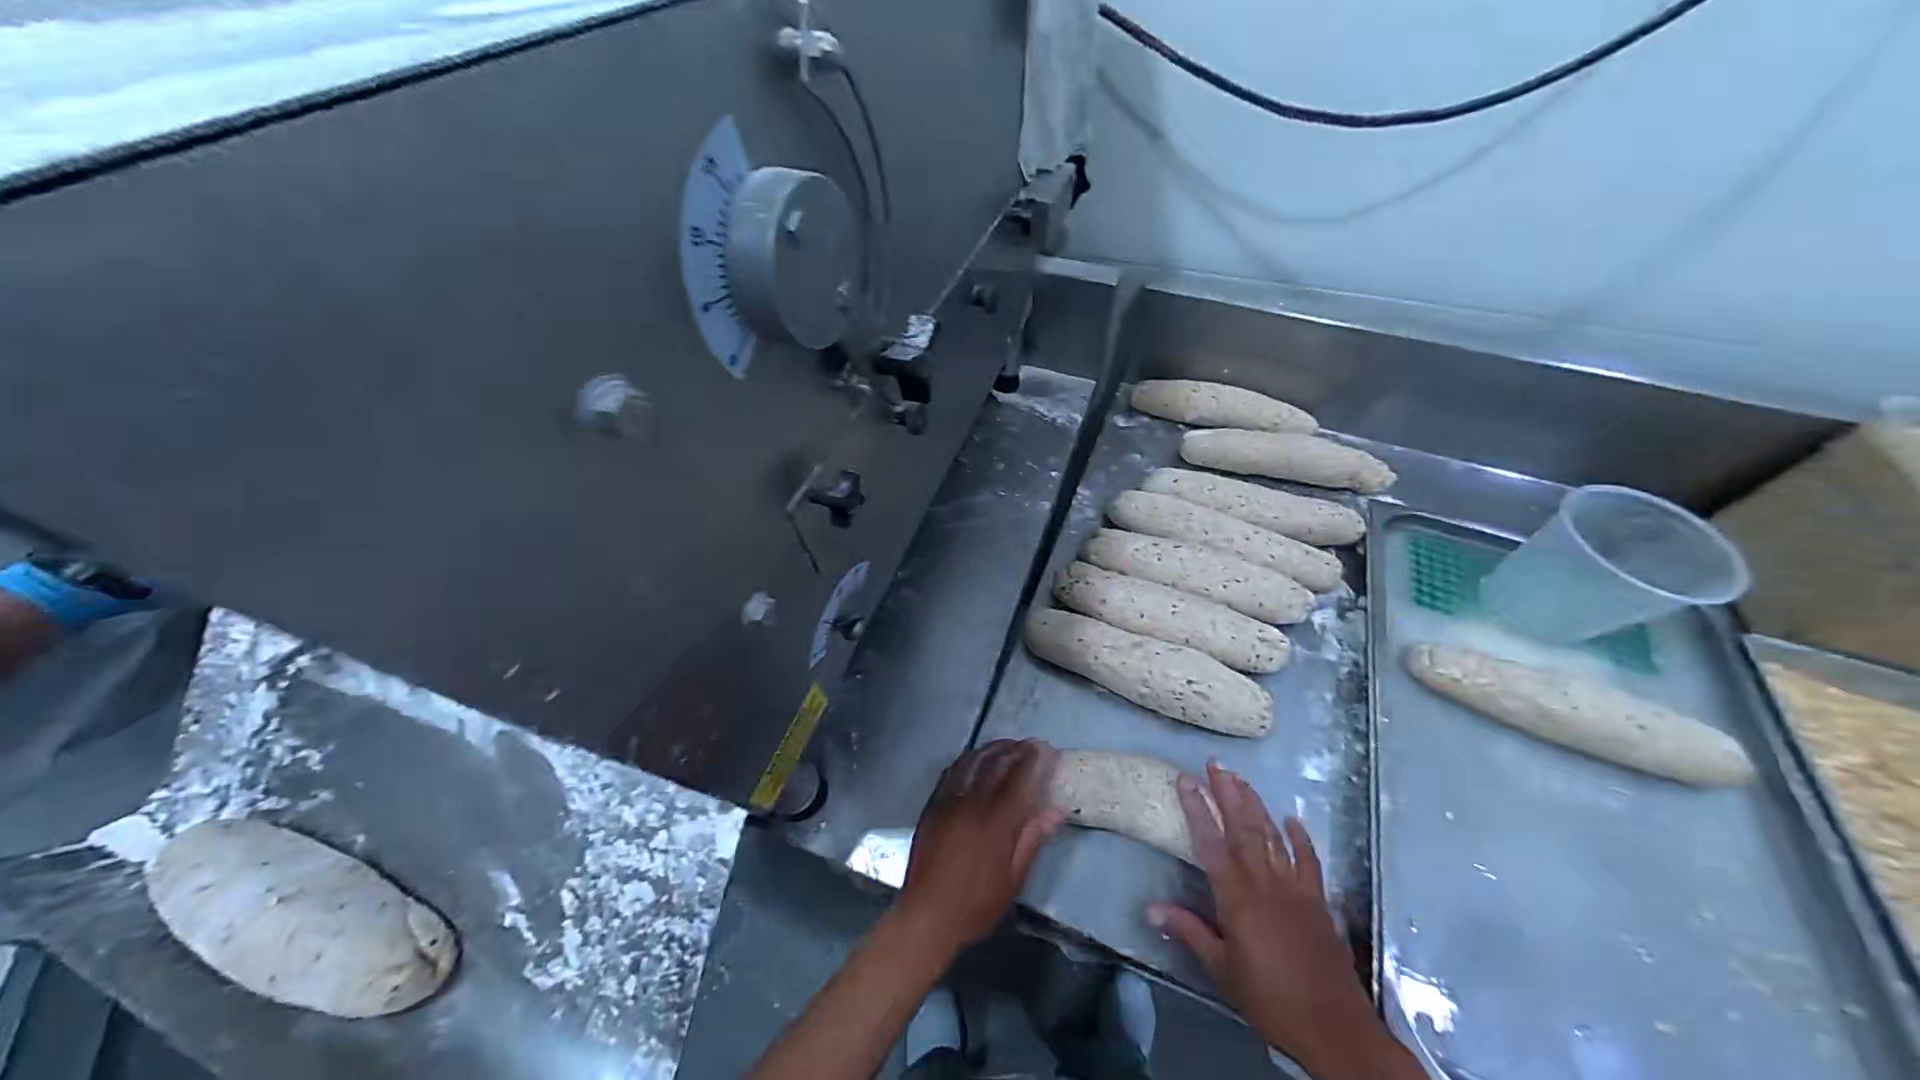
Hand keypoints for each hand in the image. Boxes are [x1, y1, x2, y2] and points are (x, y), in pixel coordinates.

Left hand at [896, 739, 1065, 953]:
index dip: (1035, 760)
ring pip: (973, 762)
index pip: (1020, 778)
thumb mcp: (1013, 879)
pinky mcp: (933, 805)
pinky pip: (952, 771)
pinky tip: (976, 759)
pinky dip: (968, 759)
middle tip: (1031, 744)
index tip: (1047, 750)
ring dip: (992, 749)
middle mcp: (972, 803)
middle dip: (1016, 750)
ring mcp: (949, 801)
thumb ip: (1033, 839)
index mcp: (996, 822)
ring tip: (1008, 746)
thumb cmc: (976, 904)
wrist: (927, 915)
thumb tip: (1056, 811)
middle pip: (997, 764)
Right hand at [1149, 762, 1418, 1078]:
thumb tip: (1150, 907)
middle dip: (1228, 794)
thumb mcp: (1222, 969)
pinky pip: (1309, 861)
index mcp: (1237, 898)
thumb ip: (1189, 931)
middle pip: (1244, 829)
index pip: (1211, 843)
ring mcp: (1296, 889)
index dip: (1197, 810)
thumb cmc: (1269, 999)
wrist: (1333, 1027)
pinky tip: (1292, 819)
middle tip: (1216, 764)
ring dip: (1256, 806)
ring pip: (1273, 837)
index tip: (1185, 781)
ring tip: (1242, 779)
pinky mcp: (1318, 901)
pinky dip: (1300, 838)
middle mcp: (1266, 884)